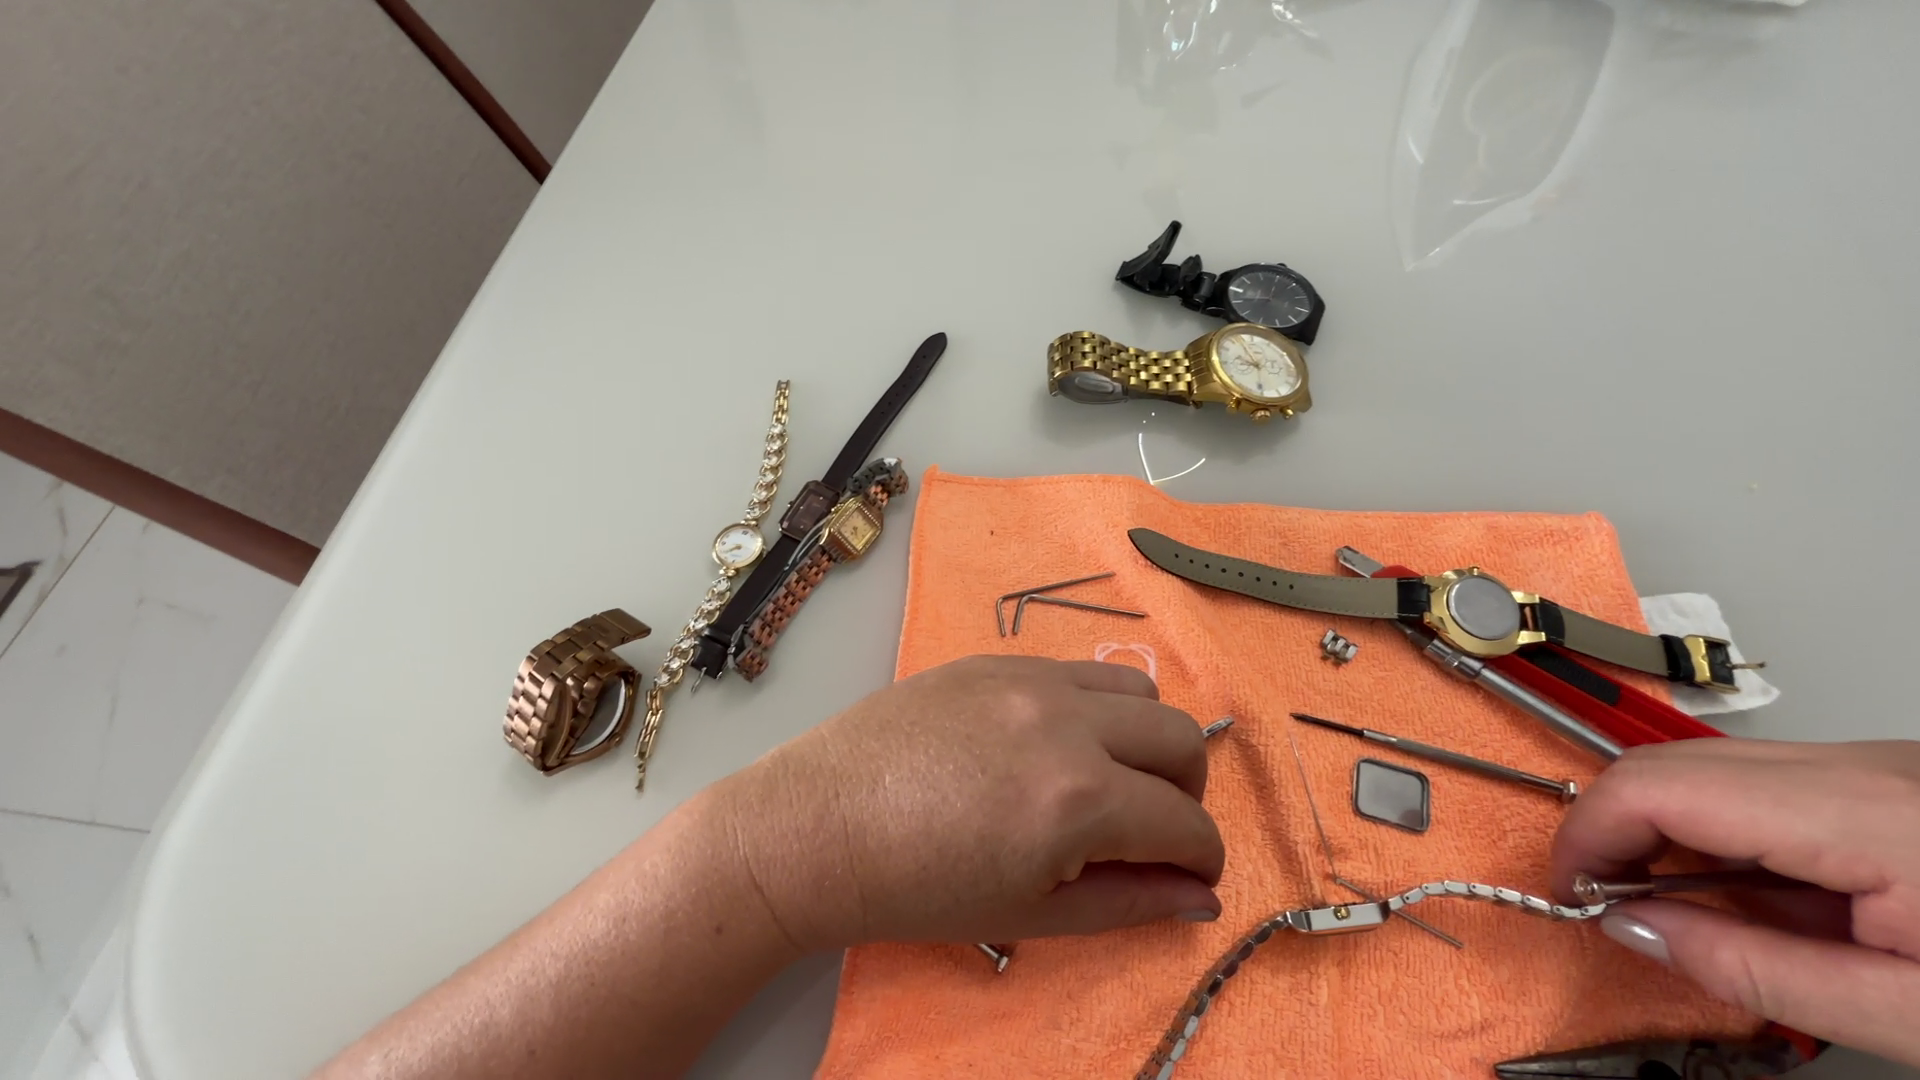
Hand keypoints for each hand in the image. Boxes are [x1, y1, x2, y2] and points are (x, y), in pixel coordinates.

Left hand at [708, 655, 1225, 952]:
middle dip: (1186, 793)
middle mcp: (1065, 722)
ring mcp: (1027, 678)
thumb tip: (1201, 897)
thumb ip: (1130, 904)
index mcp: (1078, 799)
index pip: (1187, 822)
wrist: (821, 826)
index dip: (1202, 858)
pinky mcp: (993, 657)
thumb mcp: (1032, 915)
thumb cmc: (920, 890)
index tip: (1188, 875)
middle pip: (1182, 738)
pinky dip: (1090, 706)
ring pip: (1137, 689)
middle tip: (1150, 827)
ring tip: (1107, 774)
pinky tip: (1047, 740)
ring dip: (1144, 737)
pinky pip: (1075, 670)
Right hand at [1551, 738, 1919, 1064]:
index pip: (1655, 788)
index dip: (1587, 836)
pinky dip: (1720, 836)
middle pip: (1663, 764)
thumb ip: (1756, 971)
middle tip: (1611, 903)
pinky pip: (1752, 786)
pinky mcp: (1883, 774)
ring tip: (1692, 911)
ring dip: (1664, 834)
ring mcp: (1874, 762)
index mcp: (1867, 816)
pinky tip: (1760, 897)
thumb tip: (1630, 928)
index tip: (1571, 894)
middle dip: (1612, 830)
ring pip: (1699, 769)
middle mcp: (1860, 765)